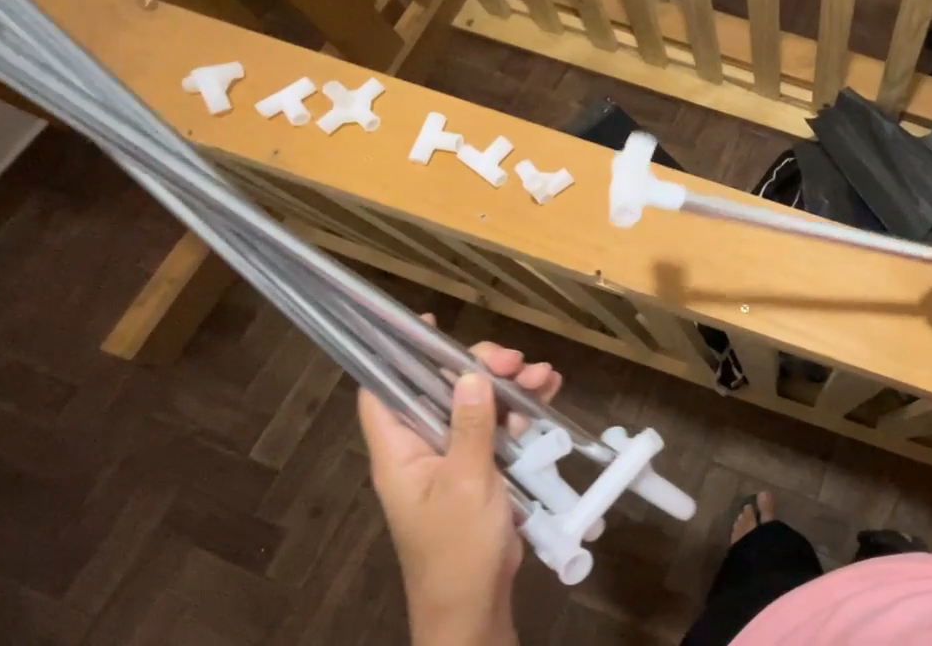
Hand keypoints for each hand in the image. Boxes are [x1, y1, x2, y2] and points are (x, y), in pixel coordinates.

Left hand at [357, 336, 562, 645]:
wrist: (475, 604)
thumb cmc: (457, 548)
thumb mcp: (466, 484)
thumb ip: (470, 428)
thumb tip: (469, 375)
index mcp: (400, 452)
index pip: (383, 393)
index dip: (397, 356)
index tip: (428, 326)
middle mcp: (423, 449)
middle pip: (442, 390)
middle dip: (478, 369)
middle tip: (514, 361)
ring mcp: (454, 459)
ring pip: (477, 404)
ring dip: (510, 386)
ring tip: (543, 376)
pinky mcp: (482, 470)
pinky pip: (500, 427)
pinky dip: (522, 410)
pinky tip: (548, 394)